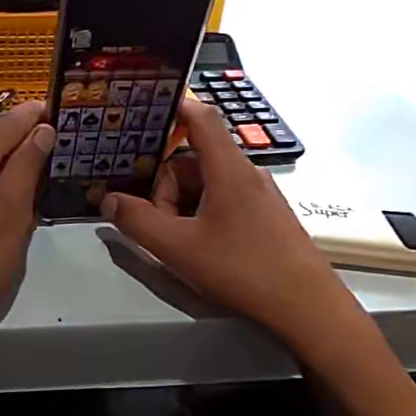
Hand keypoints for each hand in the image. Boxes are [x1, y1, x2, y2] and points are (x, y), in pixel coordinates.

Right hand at [102, 98, 357, 348]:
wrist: (307, 308)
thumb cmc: (244, 270)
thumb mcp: (177, 248)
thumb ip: (136, 221)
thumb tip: (108, 201)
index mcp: (227, 170)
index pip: (199, 118)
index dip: (172, 107)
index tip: (143, 111)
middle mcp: (245, 174)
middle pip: (190, 160)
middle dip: (164, 186)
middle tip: (156, 223)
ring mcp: (257, 196)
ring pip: (203, 184)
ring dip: (179, 206)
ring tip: (178, 243)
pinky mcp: (263, 216)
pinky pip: (220, 202)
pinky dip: (199, 216)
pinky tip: (197, 247)